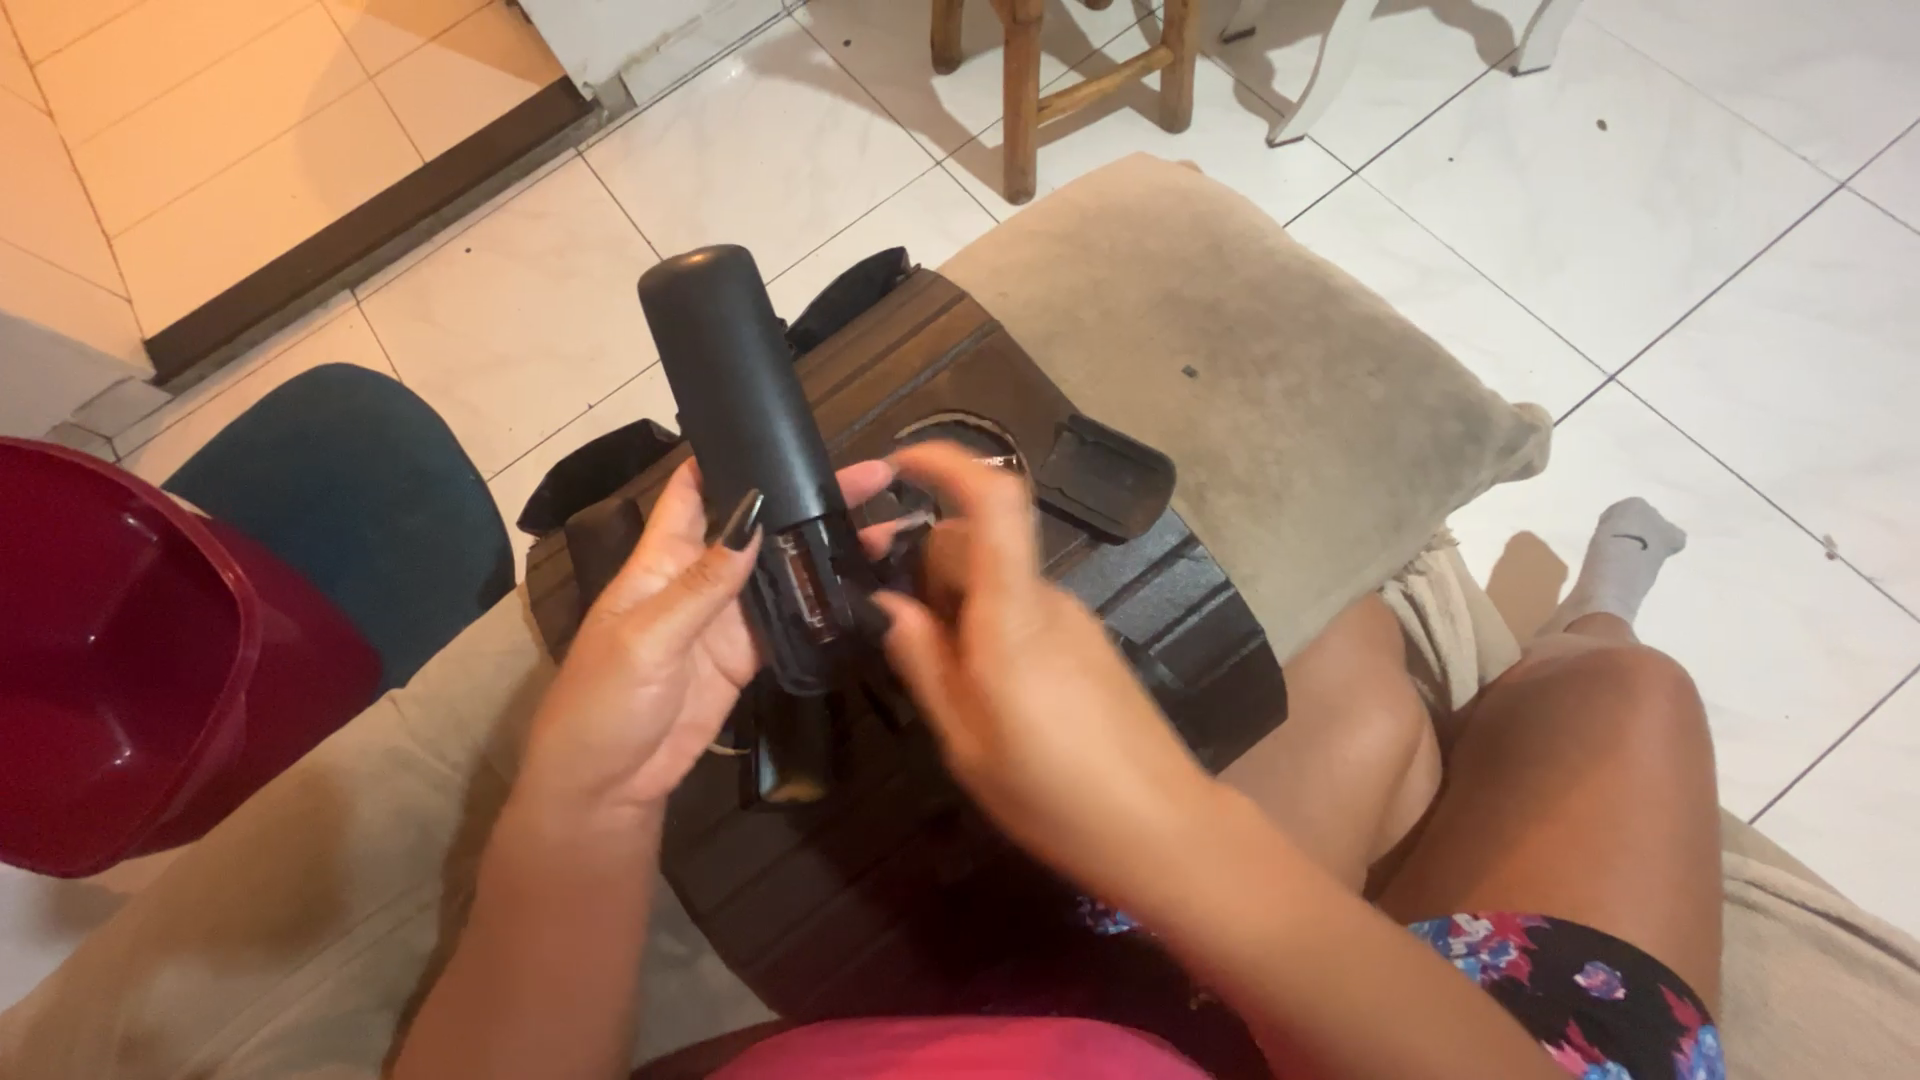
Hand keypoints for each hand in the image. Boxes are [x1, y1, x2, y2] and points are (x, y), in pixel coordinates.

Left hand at [518, 456, 895, 818]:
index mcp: (662, 560)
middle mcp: (701, 577)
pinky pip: (790, 619)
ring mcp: (729, 618)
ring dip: (824, 548)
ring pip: (783, 570)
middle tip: (872, 478)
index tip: (779, 434)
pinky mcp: (748, 654)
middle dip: (806, 500)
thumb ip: (701, 584)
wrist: (609, 786)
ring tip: (884, 528)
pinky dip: (823, 602)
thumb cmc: (603, 703)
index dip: (729, 458)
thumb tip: (751, 519)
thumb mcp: (646, 639)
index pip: (693, 492)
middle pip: (759, 526)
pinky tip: (861, 584)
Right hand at [873, 442, 1223, 910]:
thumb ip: (924, 662)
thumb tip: (885, 604)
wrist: (1162, 829)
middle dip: (919, 556)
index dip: (950, 463)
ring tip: (924, 661)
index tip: (900, 465)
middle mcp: (1046, 599)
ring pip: (994, 577)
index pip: (996, 502)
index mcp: (1013, 615)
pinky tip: (972, 678)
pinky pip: (1018, 606)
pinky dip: (981, 618)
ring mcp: (1071, 618)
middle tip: (878, 607)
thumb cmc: (1054, 794)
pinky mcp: (1084, 642)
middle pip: (975, 542)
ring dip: (948, 594)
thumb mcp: (966, 740)